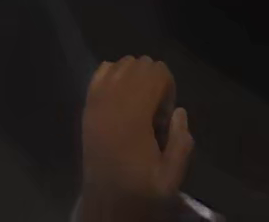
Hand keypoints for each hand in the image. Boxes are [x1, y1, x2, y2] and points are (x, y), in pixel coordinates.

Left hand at [78, 56, 194, 221]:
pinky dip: (115, 76)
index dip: (168, 89)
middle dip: (154, 82)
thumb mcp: (171, 178)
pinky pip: (103, 70)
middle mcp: (113, 96)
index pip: (157, 71)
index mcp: (135, 112)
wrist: (105, 205)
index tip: (165, 117)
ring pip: (122, 62)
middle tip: (154, 113)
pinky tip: (120, 100)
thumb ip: (182, 142)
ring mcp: (97, 97)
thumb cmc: (139, 191)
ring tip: (138, 107)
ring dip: (135, 78)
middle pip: (140, 63)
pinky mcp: (87, 102)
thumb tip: (178, 110)